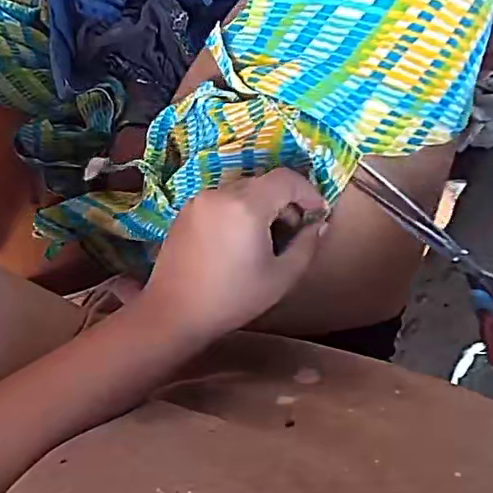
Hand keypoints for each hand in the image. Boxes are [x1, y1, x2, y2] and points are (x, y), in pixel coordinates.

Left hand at [141, 168, 328, 340]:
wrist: (174, 314)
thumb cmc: (232, 299)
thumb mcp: (281, 278)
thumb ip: (306, 246)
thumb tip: (318, 224)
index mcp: (246, 205)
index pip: (286, 179)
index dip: (308, 191)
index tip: (318, 213)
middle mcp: (220, 193)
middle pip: (263, 183)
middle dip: (285, 202)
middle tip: (294, 232)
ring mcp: (199, 201)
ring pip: (242, 191)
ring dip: (262, 207)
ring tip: (266, 240)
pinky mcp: (185, 212)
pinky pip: (222, 201)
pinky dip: (239, 211)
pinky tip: (239, 243)